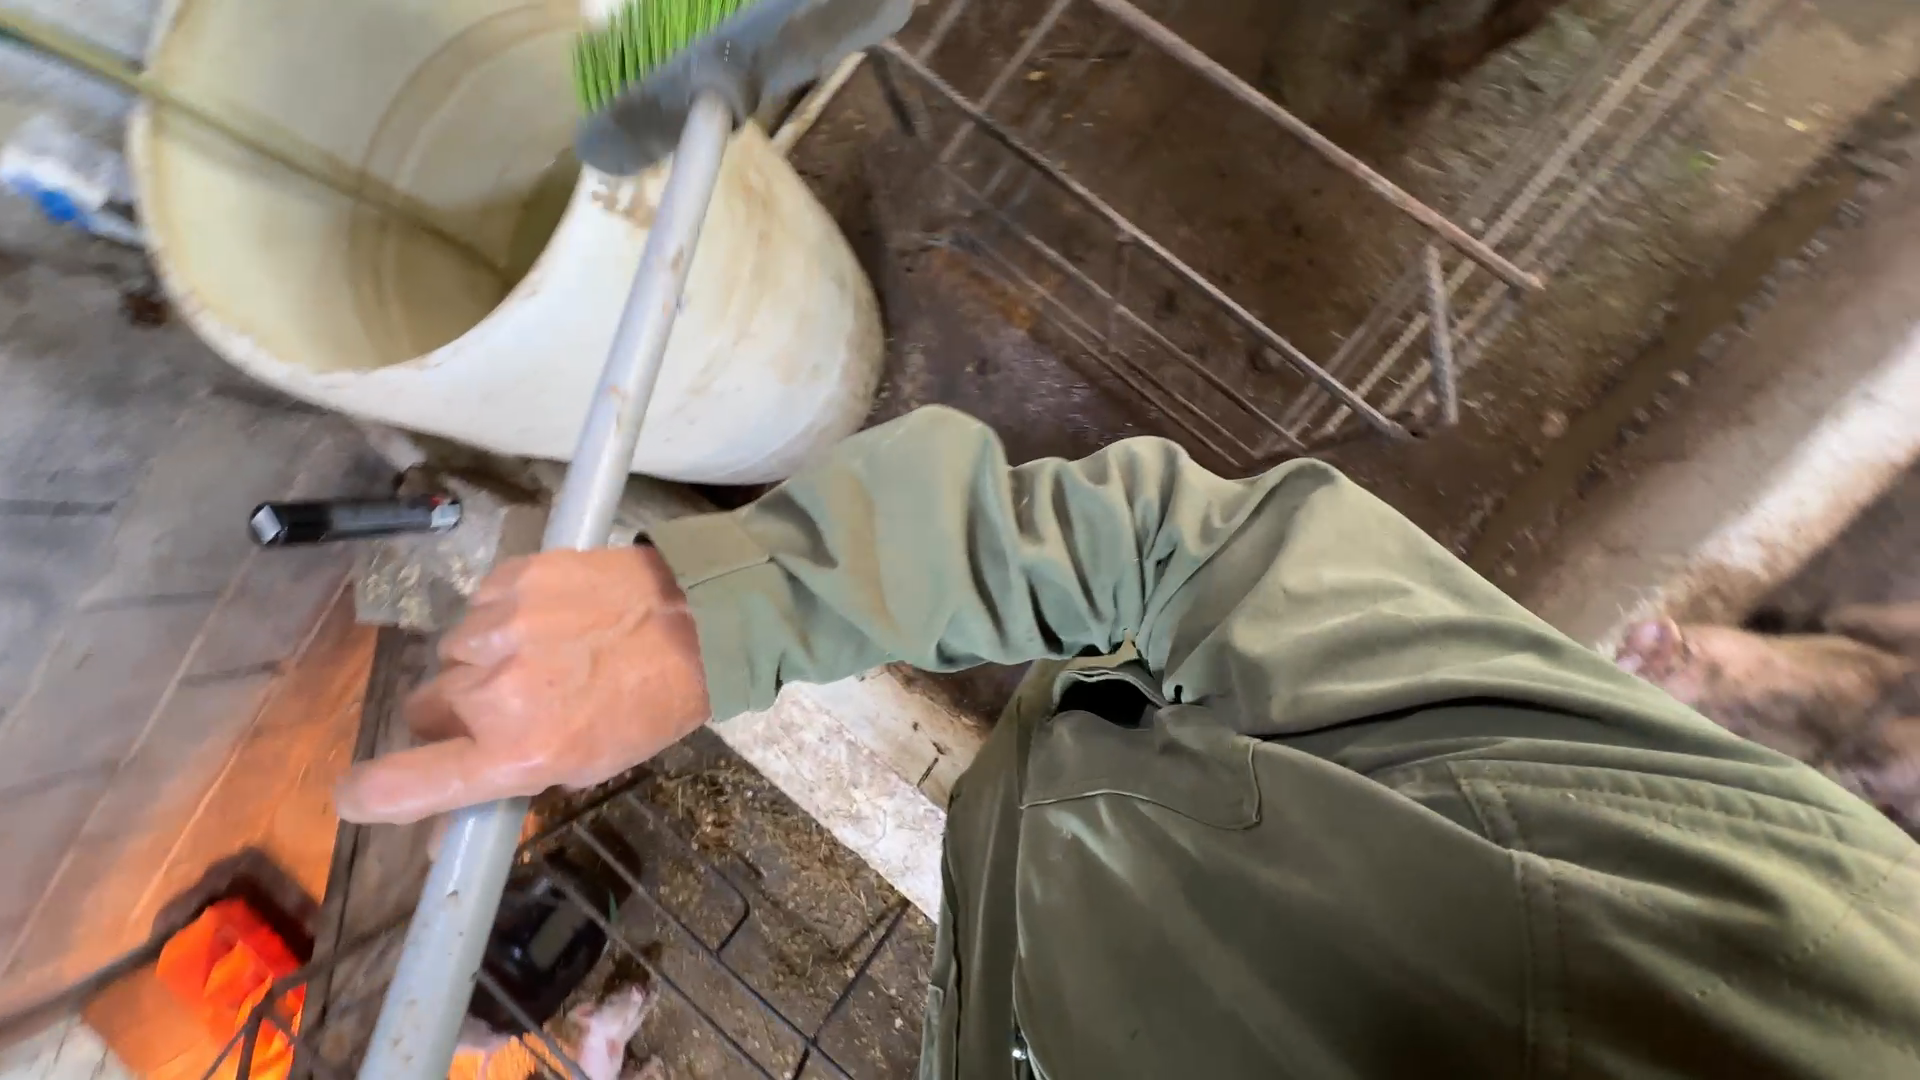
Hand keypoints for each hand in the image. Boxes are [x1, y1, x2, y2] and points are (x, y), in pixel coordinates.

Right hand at [334, 547, 710, 824]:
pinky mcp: (515, 577)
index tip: (372, 790)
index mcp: (517, 751)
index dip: (371, 793)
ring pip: (454, 655)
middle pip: (428, 710)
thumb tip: (439, 841)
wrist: (702, 616)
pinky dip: (505, 615)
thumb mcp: (592, 765)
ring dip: (486, 660)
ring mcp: (501, 627)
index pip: (393, 786)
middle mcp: (495, 691)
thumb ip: (510, 793)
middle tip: (518, 702)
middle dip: (461, 714)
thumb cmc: (655, 701)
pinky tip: (553, 616)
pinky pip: (480, 606)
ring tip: (550, 651)